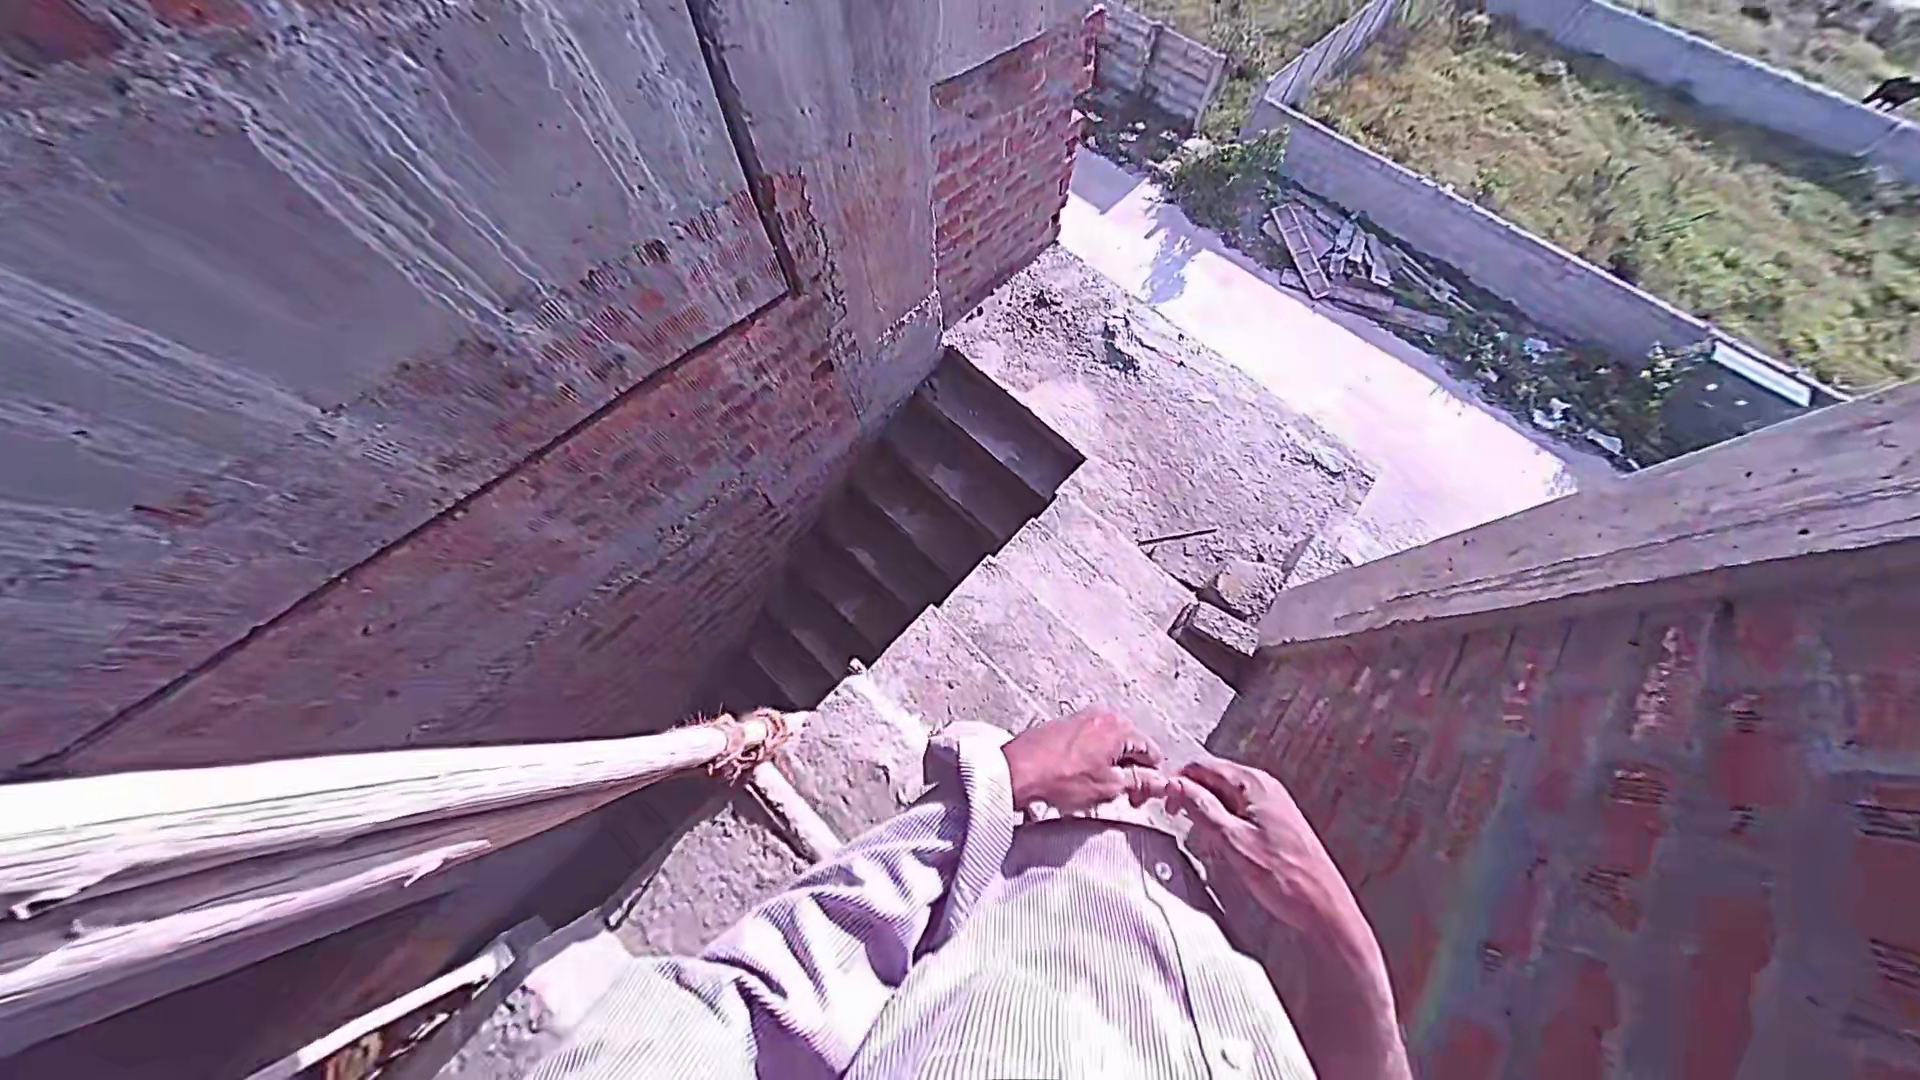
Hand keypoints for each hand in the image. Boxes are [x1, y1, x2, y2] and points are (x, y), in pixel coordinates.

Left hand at [1000, 707, 1167, 812]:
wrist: (1017, 770)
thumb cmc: (1059, 777)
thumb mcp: (1108, 786)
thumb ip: (1140, 782)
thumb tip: (1160, 783)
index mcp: (1118, 726)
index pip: (1152, 753)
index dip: (1151, 779)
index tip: (1139, 798)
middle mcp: (1102, 715)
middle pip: (1131, 747)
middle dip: (1130, 772)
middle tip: (1118, 796)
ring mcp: (1082, 718)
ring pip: (1110, 745)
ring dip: (1110, 767)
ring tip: (1095, 788)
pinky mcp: (1065, 725)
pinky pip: (1091, 742)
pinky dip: (1092, 759)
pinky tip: (1079, 777)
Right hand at [1170, 757, 1410, 1079]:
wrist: (1327, 914)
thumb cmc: (1286, 880)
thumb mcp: (1232, 841)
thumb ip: (1200, 807)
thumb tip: (1175, 784)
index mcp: (1254, 783)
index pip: (1202, 766)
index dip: (1179, 781)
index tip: (1165, 801)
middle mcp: (1264, 786)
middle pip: (1213, 777)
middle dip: (1191, 795)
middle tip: (1178, 819)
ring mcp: (1272, 803)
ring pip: (1224, 794)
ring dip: (1206, 809)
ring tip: (1201, 835)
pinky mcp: (1275, 821)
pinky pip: (1238, 808)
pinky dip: (1222, 820)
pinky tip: (1222, 842)